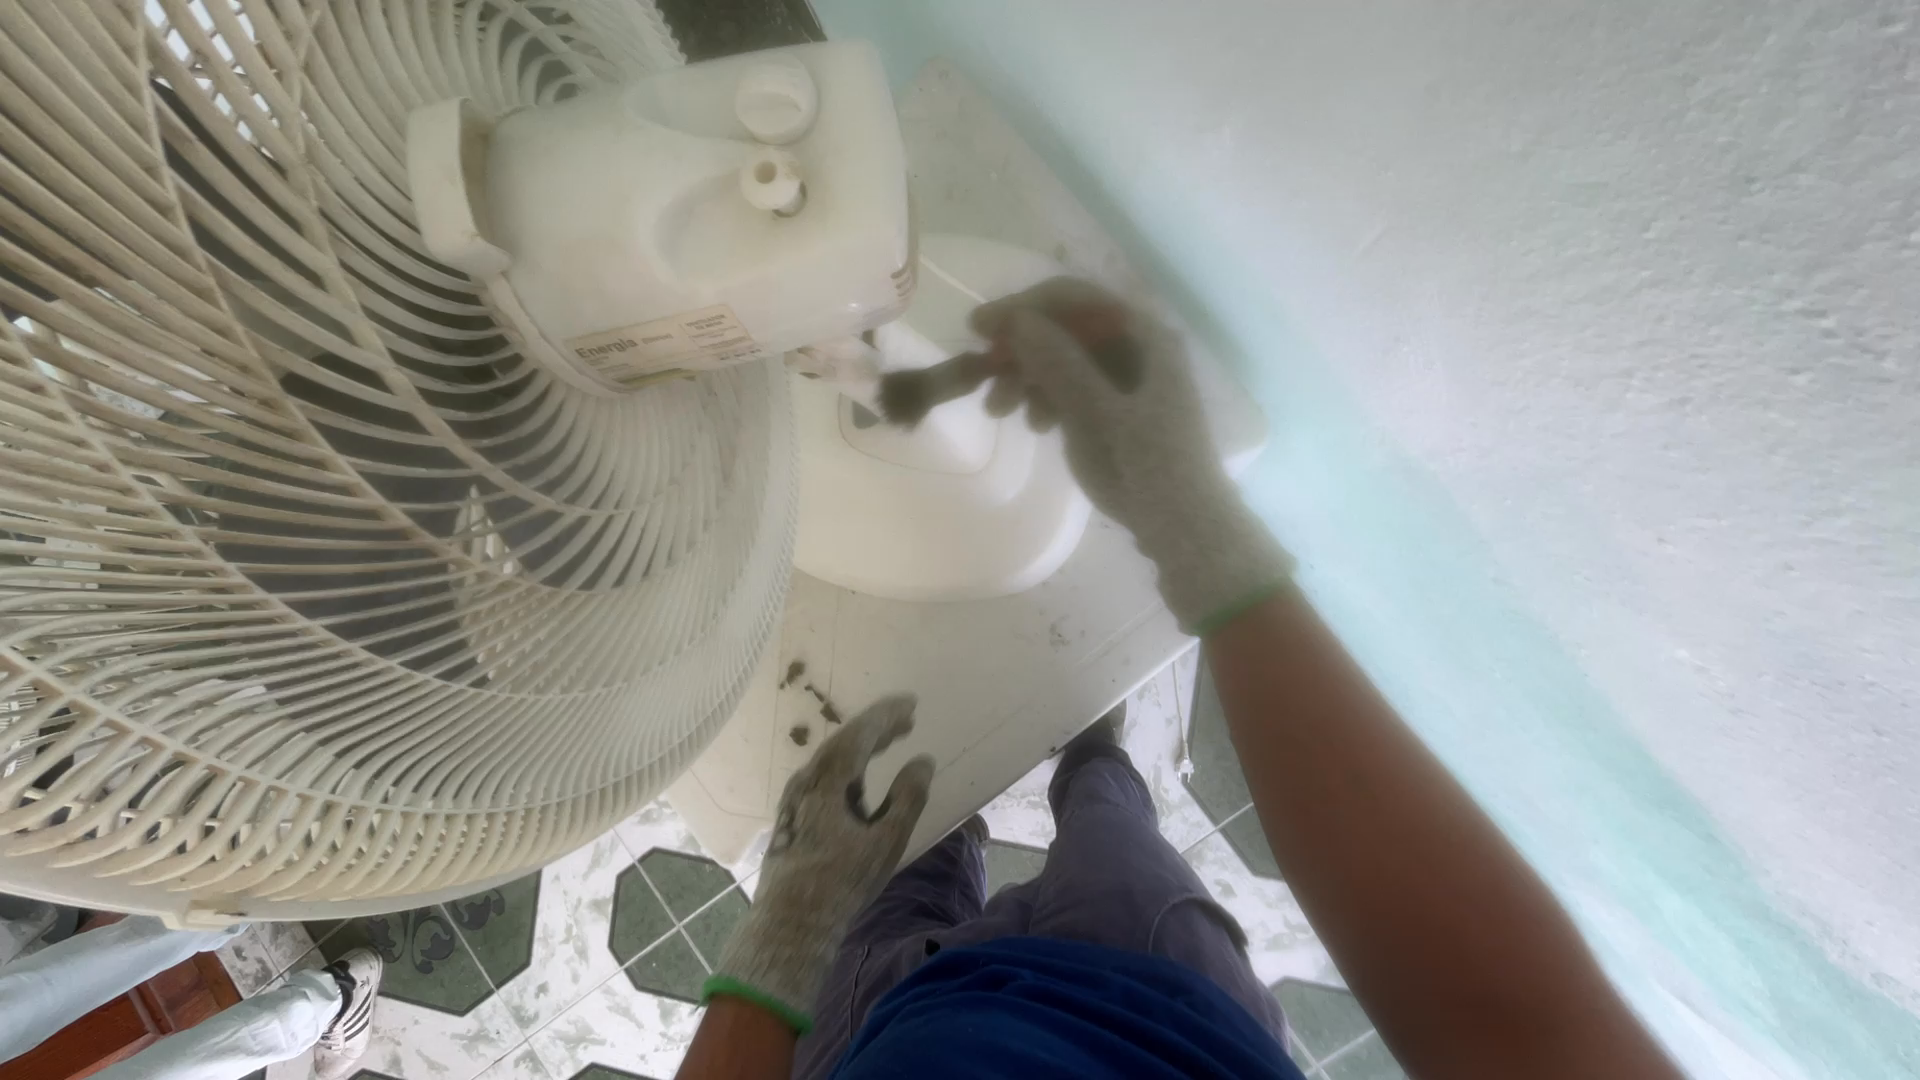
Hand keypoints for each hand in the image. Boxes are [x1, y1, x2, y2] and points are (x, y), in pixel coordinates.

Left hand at [704, 695, 934, 1031]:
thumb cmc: (842, 884)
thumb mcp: (886, 842)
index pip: (859, 733)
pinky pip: (825, 776)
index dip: (886, 715)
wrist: (789, 927)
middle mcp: (806, 781)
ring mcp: (795, 799)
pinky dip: (849, 767)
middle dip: (877, 727)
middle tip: (908, 719)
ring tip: (891, 741)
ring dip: (864, 747)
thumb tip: (922, 762)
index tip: (912, 704)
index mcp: (827, 781)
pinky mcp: (792, 817)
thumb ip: (908, 798)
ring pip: (833, 759)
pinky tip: (861, 781)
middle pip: (845, 742)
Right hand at [971, 278, 1293, 633]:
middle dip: (1021, 350)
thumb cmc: (1148, 468)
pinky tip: (1036, 425)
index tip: (980, 329)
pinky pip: (1071, 389)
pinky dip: (1046, 400)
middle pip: (1065, 328)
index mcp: (1143, 335)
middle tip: (984, 378)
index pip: (1073, 299)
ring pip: (1063, 360)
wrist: (1185, 527)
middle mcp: (1136, 347)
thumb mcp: (1099, 415)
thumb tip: (1017, 321)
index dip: (1023, 308)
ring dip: (1027, 378)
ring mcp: (1125, 379)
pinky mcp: (1114, 409)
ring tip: (1000, 411)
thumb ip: (1060, 365)